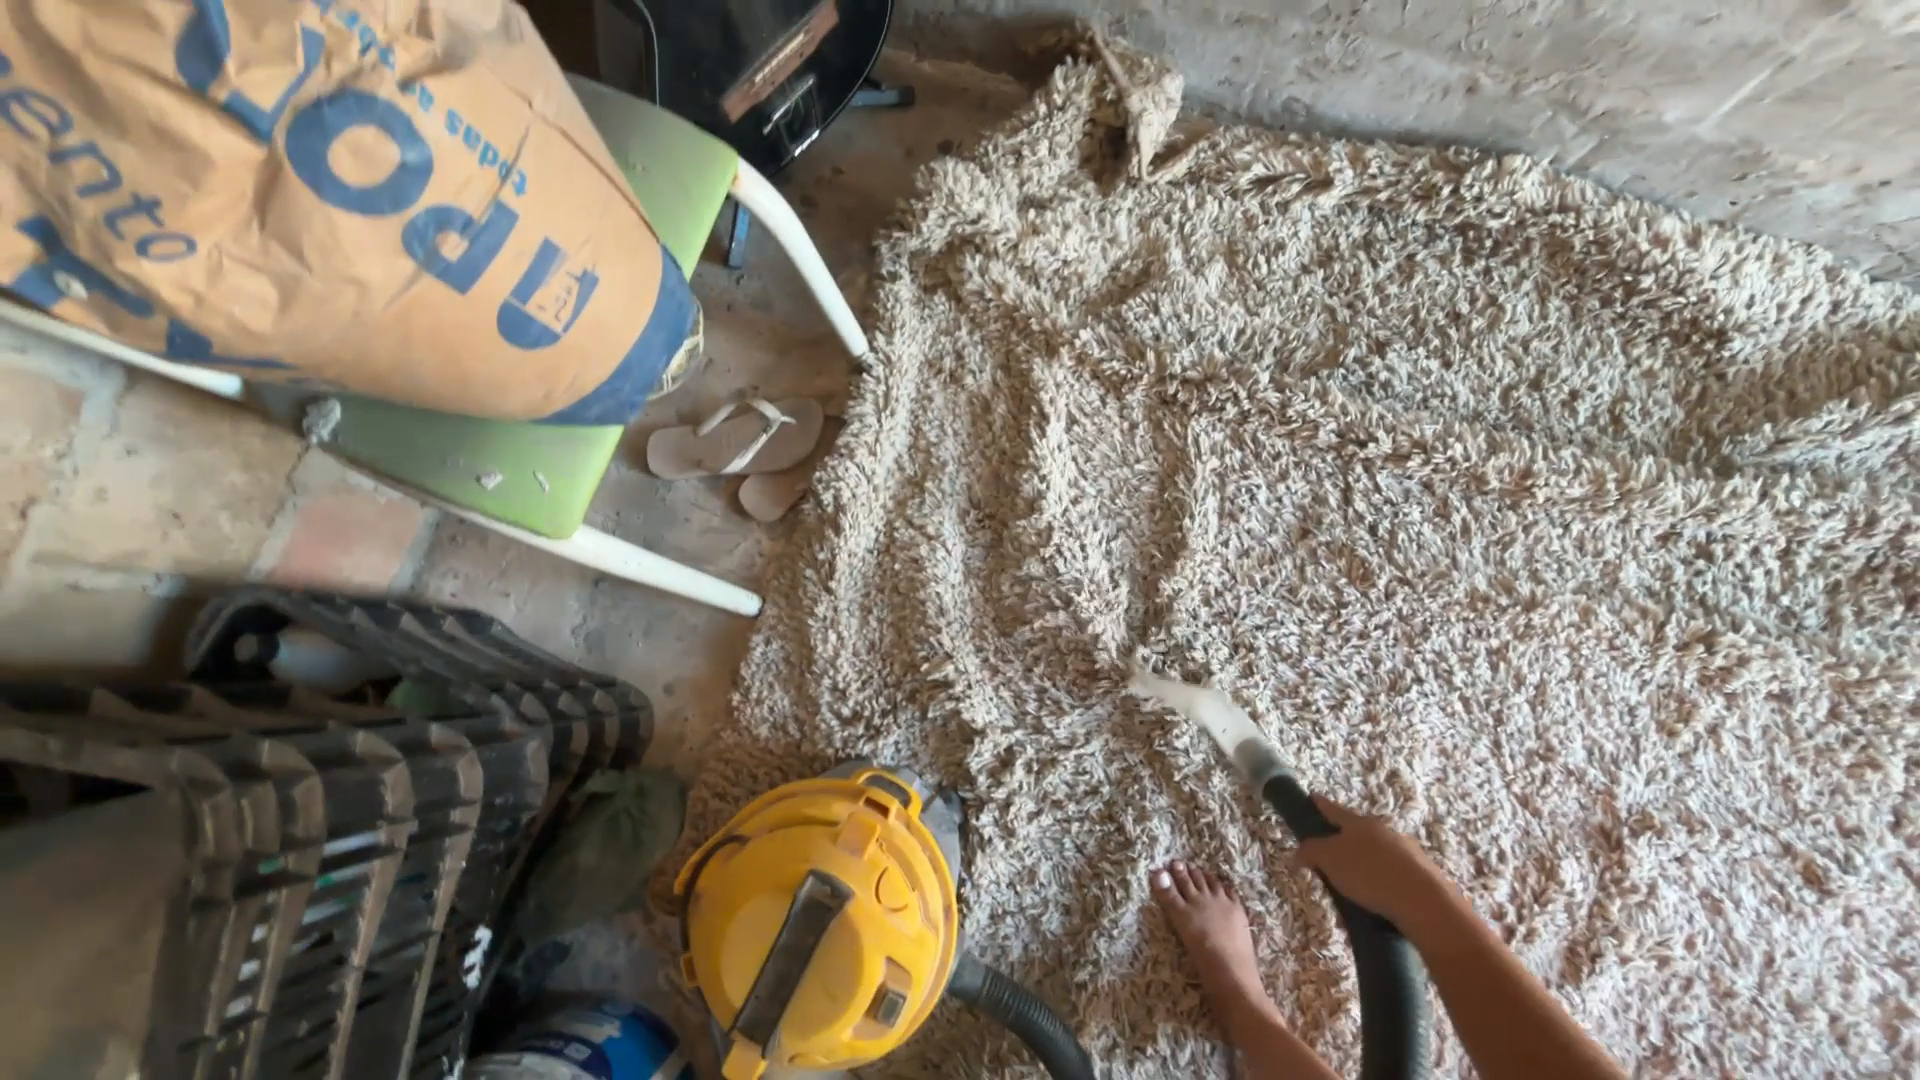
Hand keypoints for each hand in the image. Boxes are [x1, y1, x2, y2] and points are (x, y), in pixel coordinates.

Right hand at [1294, 796, 1457, 931]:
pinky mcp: (1424, 875)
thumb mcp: (1329, 860)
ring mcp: (1407, 852)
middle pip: (1360, 830)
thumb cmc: (1369, 873)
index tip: (1313, 796)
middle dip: (1346, 838)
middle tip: (1333, 851)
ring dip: (1367, 861)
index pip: (1334, 810)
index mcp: (1360, 824)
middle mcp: (1385, 831)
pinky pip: (1396, 872)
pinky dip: (1385, 879)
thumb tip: (1299, 853)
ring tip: (1356, 882)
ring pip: (1380, 851)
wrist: (1424, 902)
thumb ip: (1310, 852)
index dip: (1321, 804)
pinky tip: (1379, 897)